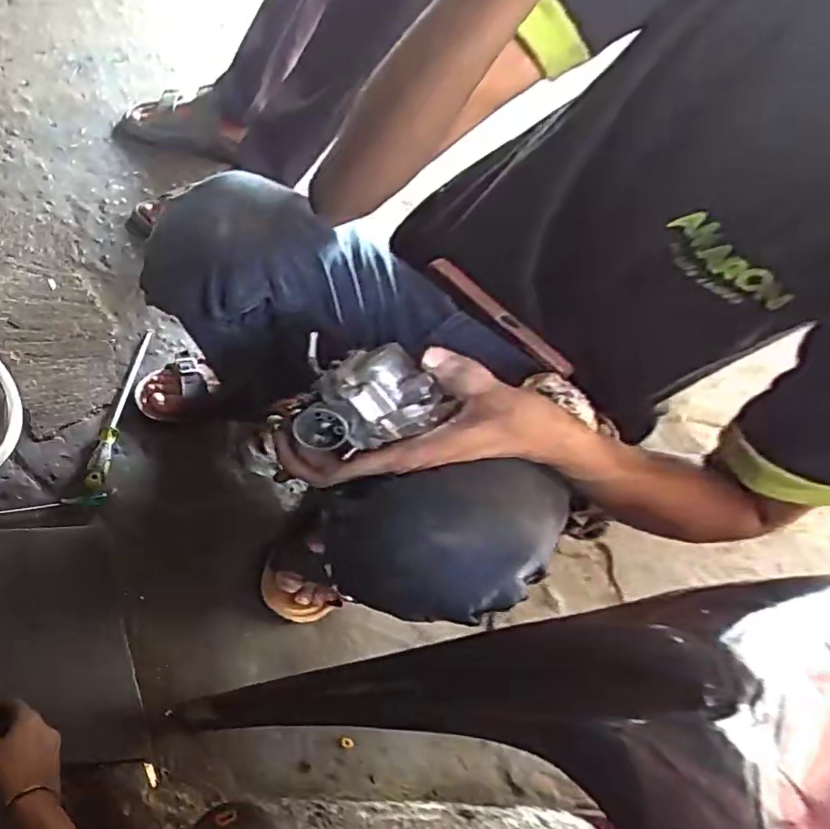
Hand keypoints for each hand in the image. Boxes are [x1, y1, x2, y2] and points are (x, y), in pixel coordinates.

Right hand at [0, 699, 61, 805]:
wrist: (34, 804)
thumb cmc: (8, 770)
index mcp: (29, 717)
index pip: (11, 703)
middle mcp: (45, 726)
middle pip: (23, 716)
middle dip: (6, 721)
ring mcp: (54, 743)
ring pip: (32, 731)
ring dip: (17, 734)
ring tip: (2, 746)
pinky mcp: (56, 760)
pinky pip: (38, 745)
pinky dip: (26, 746)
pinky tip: (15, 757)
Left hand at [272, 347, 584, 486]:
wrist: (552, 446)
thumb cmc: (523, 424)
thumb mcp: (493, 394)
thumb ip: (460, 373)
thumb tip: (427, 353)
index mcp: (407, 456)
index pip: (341, 473)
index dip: (305, 463)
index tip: (285, 440)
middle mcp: (396, 463)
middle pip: (328, 474)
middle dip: (296, 457)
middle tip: (277, 428)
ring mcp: (401, 459)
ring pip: (341, 465)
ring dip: (311, 450)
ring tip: (292, 421)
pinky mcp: (408, 449)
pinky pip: (360, 452)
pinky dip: (336, 441)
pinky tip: (329, 418)